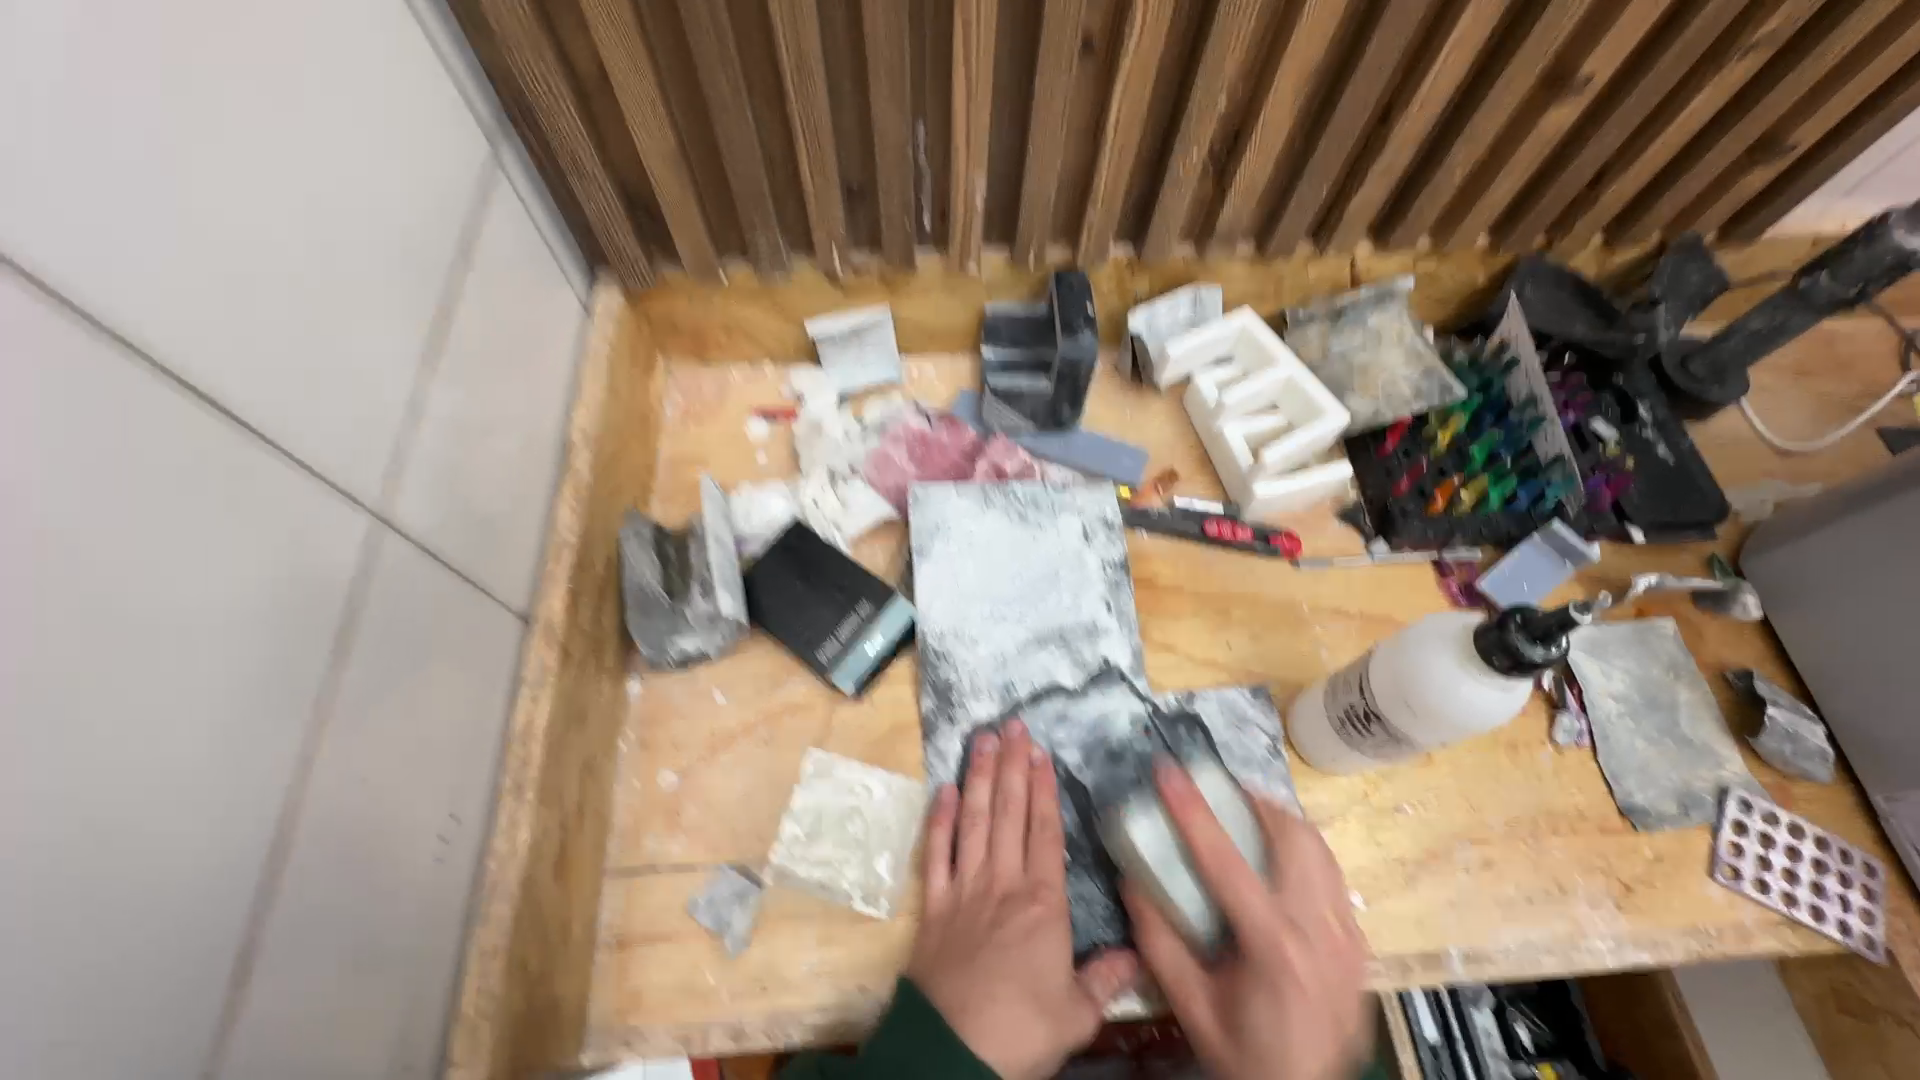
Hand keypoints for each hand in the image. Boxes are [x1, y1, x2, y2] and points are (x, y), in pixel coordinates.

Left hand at [908, 720, 1139, 1079]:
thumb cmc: (1022, 1032)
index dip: (1043, 789)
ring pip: (973, 822)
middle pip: (1008, 813)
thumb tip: (1136, 957)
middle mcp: (1002, 884)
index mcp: (1042, 902)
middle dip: (1012, 766)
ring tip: (982, 740)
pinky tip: (944, 791)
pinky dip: (939, 821)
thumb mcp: (1076, 1014)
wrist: (952, 1054)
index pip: (1045, 832)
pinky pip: (935, 854)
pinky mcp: (932, 908)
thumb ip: (1105, 980)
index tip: (1040, 752)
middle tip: (1011, 725)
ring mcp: (963, 891)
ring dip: (979, 778)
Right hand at [1125, 763, 1369, 1079]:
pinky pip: (1331, 875)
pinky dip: (1301, 850)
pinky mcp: (1358, 942)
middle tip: (1216, 789)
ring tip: (1245, 812)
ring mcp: (1347, 935)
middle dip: (1251, 800)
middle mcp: (1320, 931)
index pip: (1227, 860)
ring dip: (1279, 821)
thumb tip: (1132, 879)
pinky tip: (1275, 859)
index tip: (1168, 771)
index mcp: (1274, 948)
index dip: (1192, 810)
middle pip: (1292, 836)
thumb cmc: (1243, 1053)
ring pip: (1319, 848)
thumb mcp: (1189, 1004)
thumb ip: (1158, 941)